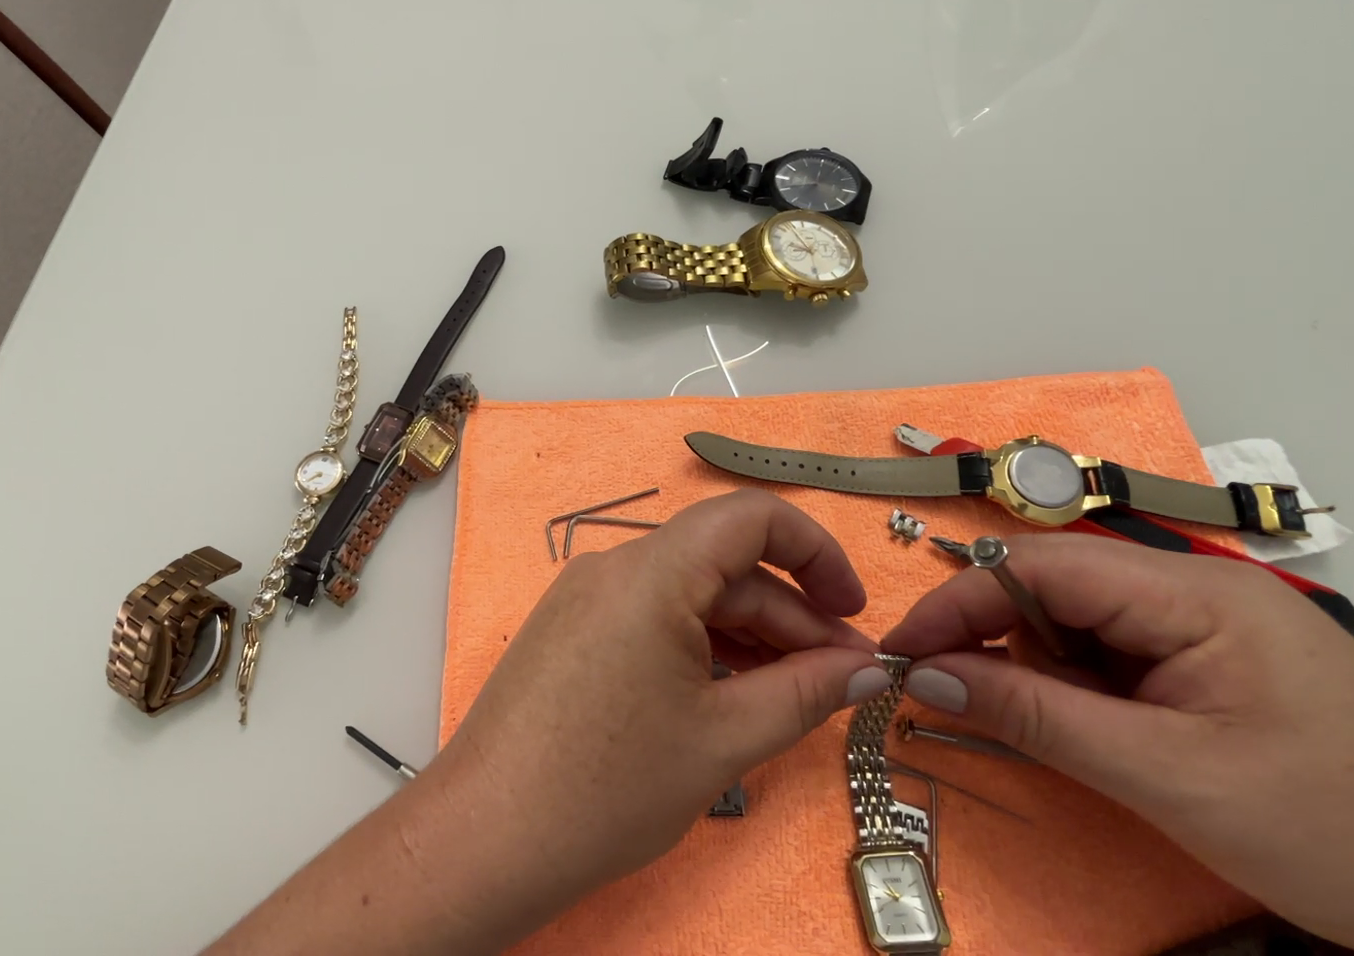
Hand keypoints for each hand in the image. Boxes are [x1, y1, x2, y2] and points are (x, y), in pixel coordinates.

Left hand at [205, 490, 887, 955]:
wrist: (487, 836)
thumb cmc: (610, 786)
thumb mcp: (723, 739)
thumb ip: (806, 692)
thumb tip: (867, 669)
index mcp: (650, 572)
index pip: (750, 517)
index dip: (815, 552)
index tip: (852, 610)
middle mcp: (612, 568)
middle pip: (722, 565)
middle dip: (790, 615)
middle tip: (844, 677)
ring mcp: (584, 598)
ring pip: (687, 595)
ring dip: (749, 635)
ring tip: (796, 692)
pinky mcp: (569, 631)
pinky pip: (650, 618)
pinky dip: (701, 645)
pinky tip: (732, 691)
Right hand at [882, 534, 1353, 954]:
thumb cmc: (1335, 835)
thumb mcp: (1166, 778)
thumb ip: (1033, 715)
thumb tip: (922, 673)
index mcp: (1195, 594)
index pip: (1038, 568)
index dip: (957, 602)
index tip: (900, 653)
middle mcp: (1195, 590)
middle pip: (1051, 588)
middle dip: (996, 639)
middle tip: (953, 695)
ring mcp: (1205, 623)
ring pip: (1073, 623)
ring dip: (1039, 670)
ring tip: (1062, 731)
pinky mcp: (1207, 660)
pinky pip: (1108, 654)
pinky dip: (1075, 688)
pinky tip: (1094, 731)